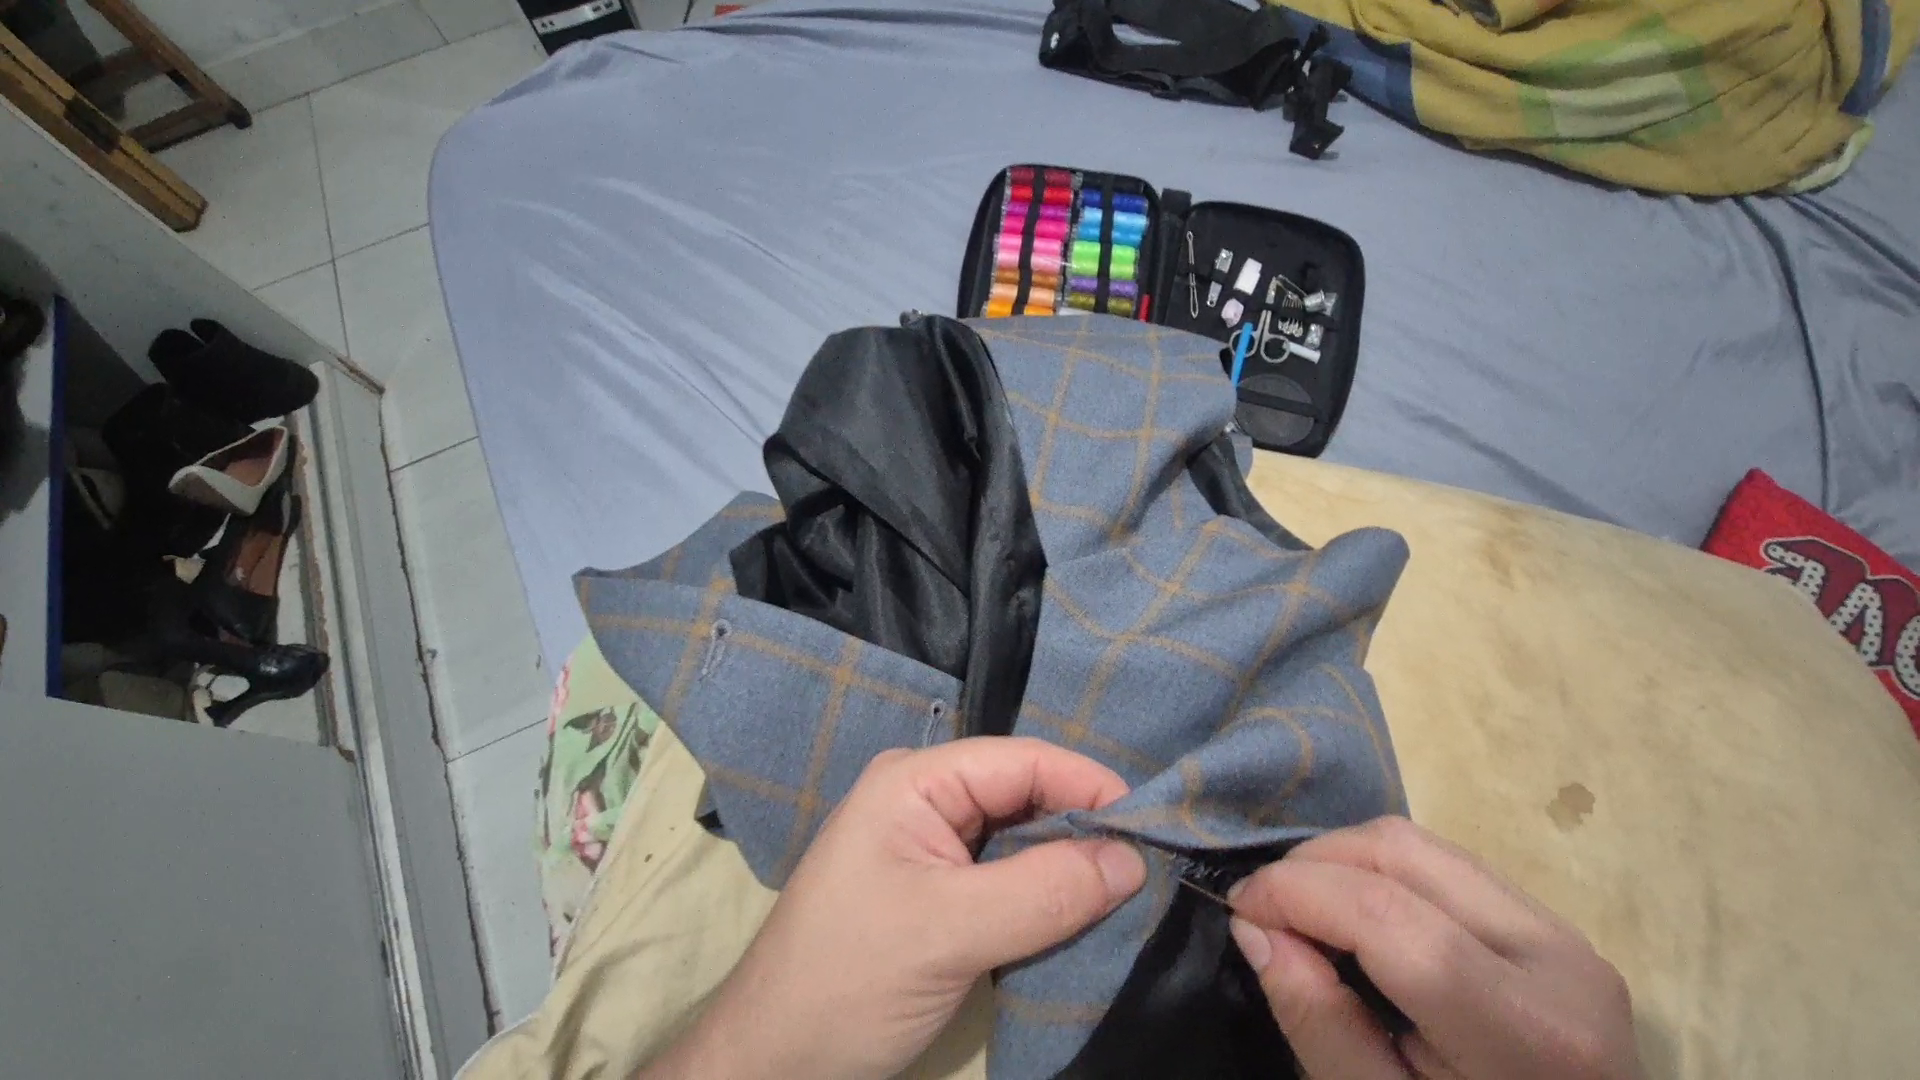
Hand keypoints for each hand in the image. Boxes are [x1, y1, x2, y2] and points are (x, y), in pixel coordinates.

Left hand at [641, 737, 1147, 1079]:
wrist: (775, 1061)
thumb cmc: (849, 981)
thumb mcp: (950, 933)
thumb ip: (1043, 892)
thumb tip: (1134, 859)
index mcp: (916, 781)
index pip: (1021, 761)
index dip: (1088, 785)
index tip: (1155, 827)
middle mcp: (926, 798)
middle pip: (1024, 794)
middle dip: (1085, 826)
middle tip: (1152, 866)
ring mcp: (931, 845)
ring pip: (1020, 836)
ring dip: (1069, 863)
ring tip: (1130, 890)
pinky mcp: (939, 890)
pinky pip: (1007, 875)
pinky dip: (1045, 892)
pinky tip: (1082, 912)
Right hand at [1227, 817, 1642, 1079]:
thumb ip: (1318, 1022)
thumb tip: (1253, 926)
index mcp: (1527, 1030)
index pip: (1384, 913)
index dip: (1294, 893)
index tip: (1239, 910)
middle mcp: (1556, 957)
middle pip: (1400, 852)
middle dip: (1311, 864)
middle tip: (1266, 910)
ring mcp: (1562, 933)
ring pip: (1418, 843)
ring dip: (1340, 860)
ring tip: (1304, 909)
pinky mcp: (1550, 925)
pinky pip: (1441, 862)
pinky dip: (1377, 870)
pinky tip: (1354, 913)